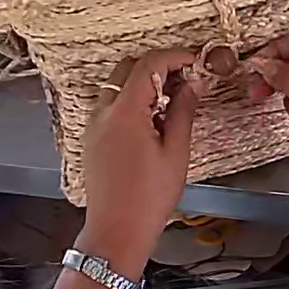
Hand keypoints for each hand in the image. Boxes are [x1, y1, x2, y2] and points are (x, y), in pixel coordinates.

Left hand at [79, 51, 198, 274]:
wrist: (117, 230)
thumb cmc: (149, 196)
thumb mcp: (176, 152)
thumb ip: (183, 111)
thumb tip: (194, 84)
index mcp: (124, 112)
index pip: (148, 65)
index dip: (175, 58)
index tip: (196, 61)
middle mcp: (103, 112)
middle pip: (128, 69)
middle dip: (159, 67)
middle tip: (187, 80)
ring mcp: (94, 125)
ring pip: (118, 86)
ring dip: (145, 85)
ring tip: (173, 103)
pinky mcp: (93, 138)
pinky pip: (111, 106)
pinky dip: (132, 102)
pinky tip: (154, 121)